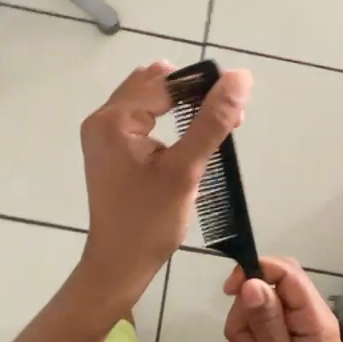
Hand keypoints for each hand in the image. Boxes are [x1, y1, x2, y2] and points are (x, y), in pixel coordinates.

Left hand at [77, 62, 251, 307]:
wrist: (119, 264)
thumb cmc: (150, 222)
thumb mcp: (186, 170)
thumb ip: (213, 122)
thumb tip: (240, 78)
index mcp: (114, 119)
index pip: (167, 83)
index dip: (205, 91)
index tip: (235, 114)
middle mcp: (102, 119)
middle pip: (155, 85)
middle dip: (194, 97)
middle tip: (227, 123)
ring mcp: (102, 134)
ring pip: (149, 101)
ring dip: (182, 108)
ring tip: (211, 133)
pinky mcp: (109, 150)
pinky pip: (141, 120)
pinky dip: (167, 123)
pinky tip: (187, 142)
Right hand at [223, 257, 342, 341]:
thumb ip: (268, 324)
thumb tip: (251, 283)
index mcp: (314, 316)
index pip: (286, 271)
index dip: (255, 270)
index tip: (229, 291)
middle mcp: (305, 315)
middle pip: (264, 287)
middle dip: (246, 313)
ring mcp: (293, 327)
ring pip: (254, 310)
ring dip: (245, 336)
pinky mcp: (281, 340)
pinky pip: (253, 331)